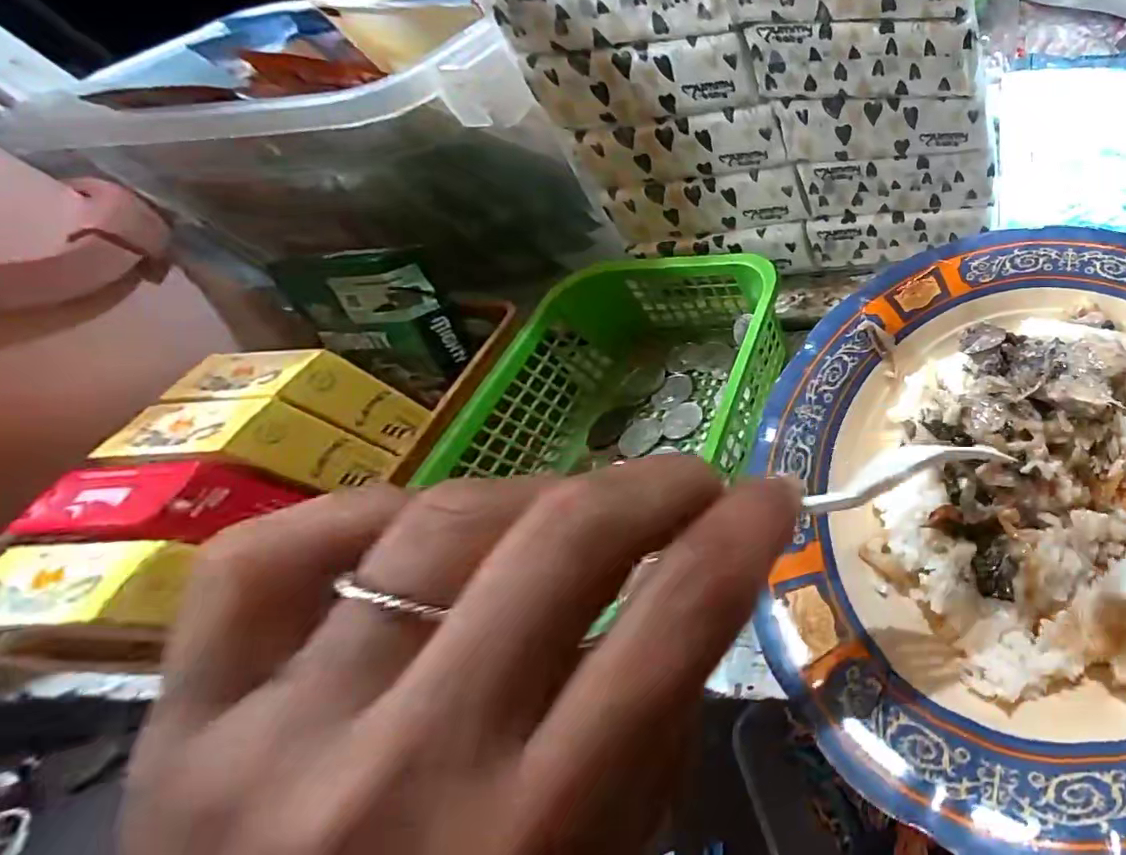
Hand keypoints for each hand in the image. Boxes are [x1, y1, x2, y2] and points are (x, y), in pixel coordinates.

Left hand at [124, 457, 799, 854]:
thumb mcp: (623, 841)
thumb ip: (665, 704)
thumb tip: (706, 560)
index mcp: (539, 824)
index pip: (680, 611)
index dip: (747, 526)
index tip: (774, 491)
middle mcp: (407, 772)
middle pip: (567, 539)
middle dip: (660, 483)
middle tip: (693, 484)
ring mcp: (272, 740)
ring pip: (445, 521)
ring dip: (545, 494)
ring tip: (571, 517)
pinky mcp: (174, 724)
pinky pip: (273, 554)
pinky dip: (372, 513)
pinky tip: (424, 535)